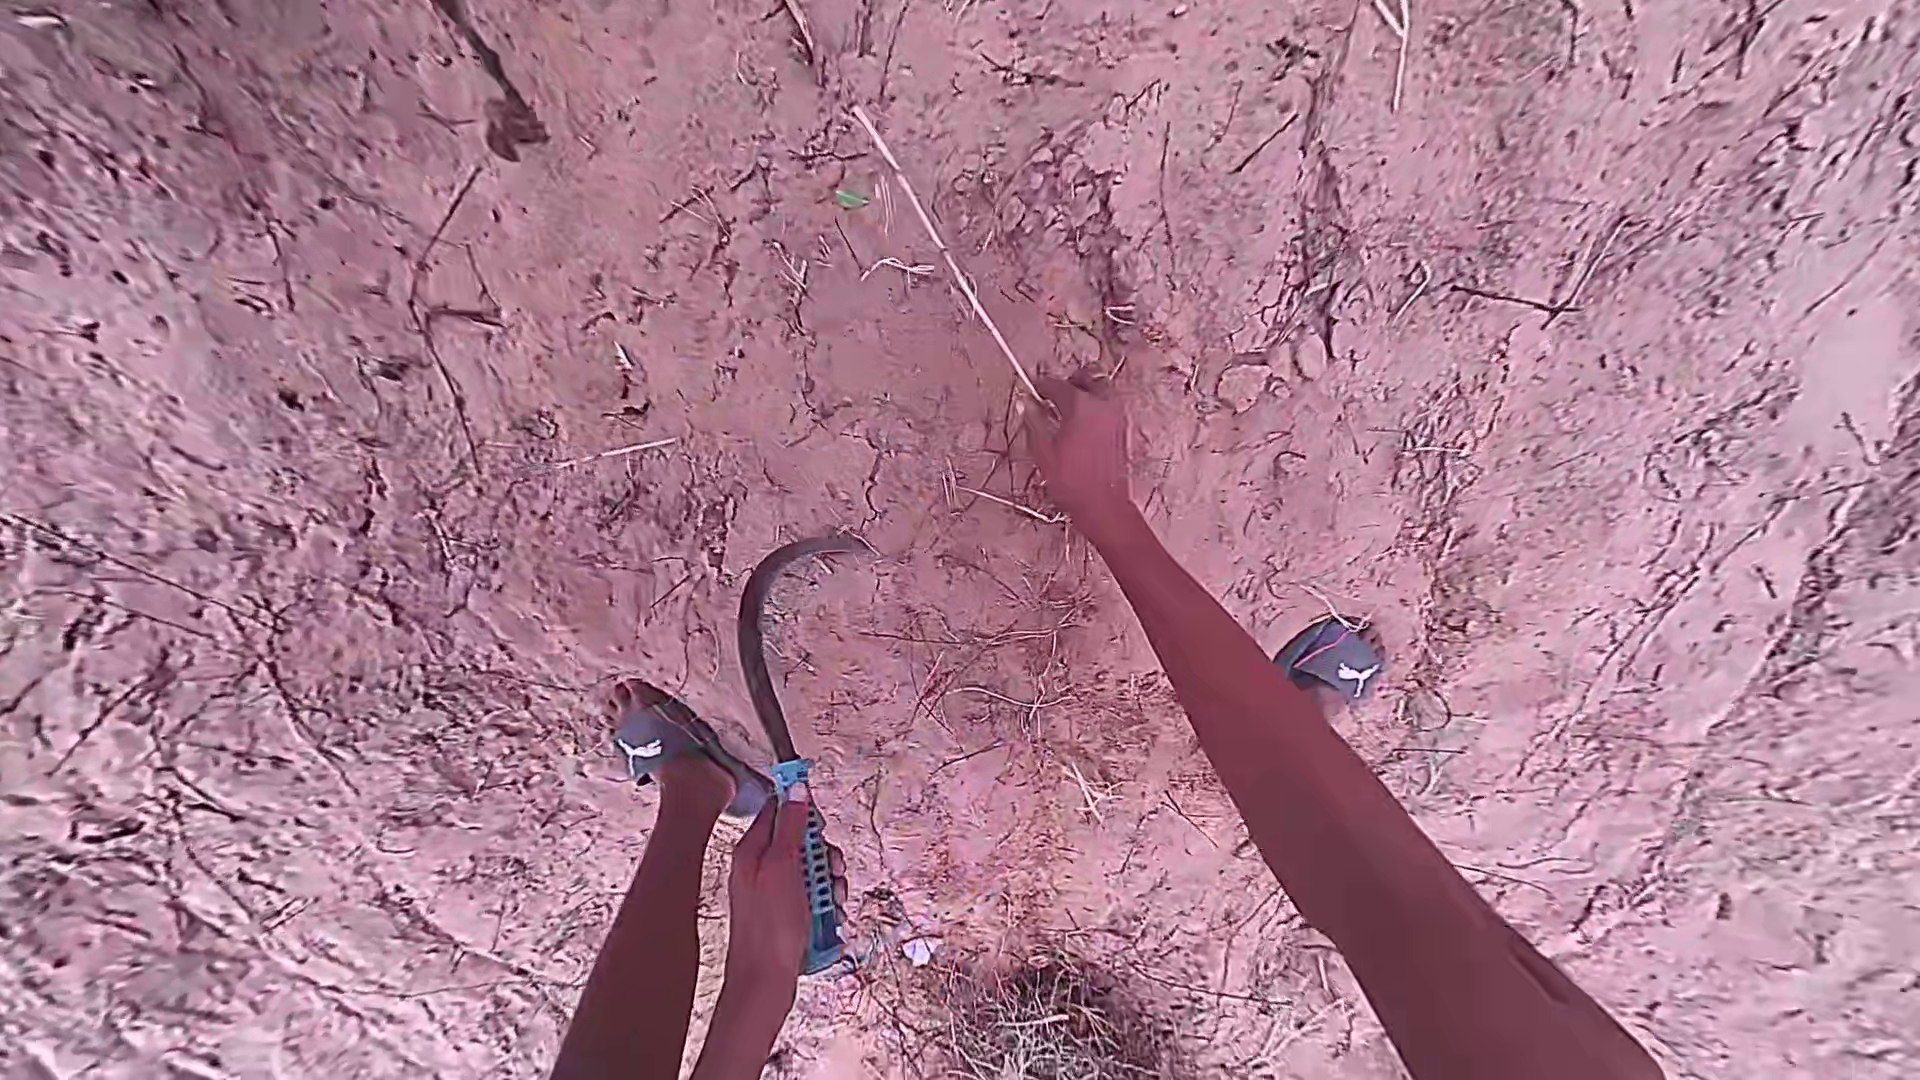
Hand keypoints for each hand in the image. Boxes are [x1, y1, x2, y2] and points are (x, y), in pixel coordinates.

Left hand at [719, 786, 849, 991]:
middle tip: (830, 867)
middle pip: (800, 838)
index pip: (779, 808)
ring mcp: (774, 888)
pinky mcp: (786, 909)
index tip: (820, 822)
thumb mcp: (784, 866)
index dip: (803, 810)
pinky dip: (825, 898)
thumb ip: (791, 825)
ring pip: (810, 865)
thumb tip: (796, 787)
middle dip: (822, 851)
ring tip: (834, 896)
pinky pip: (811, 891)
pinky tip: (832, 912)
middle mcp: (761, 865)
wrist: (764, 985)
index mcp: (752, 849)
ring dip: (828, 877)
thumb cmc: (769, 927)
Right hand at [1022, 370, 1134, 529]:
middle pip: (1087, 376)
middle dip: (1069, 381)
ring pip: (1101, 388)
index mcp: (1080, 405)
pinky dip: (1095, 405)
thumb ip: (1034, 421)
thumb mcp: (1042, 451)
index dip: (1042, 386)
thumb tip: (1028, 405)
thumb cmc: (1074, 482)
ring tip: (1067, 407)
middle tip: (1053, 394)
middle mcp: (1102, 405)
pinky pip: (1108, 405)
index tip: (1034, 390)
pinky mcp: (1121, 429)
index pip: (1057, 384)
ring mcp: (1116, 416)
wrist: (1102, 504)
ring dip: (1085, 391)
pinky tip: (1080, 422)